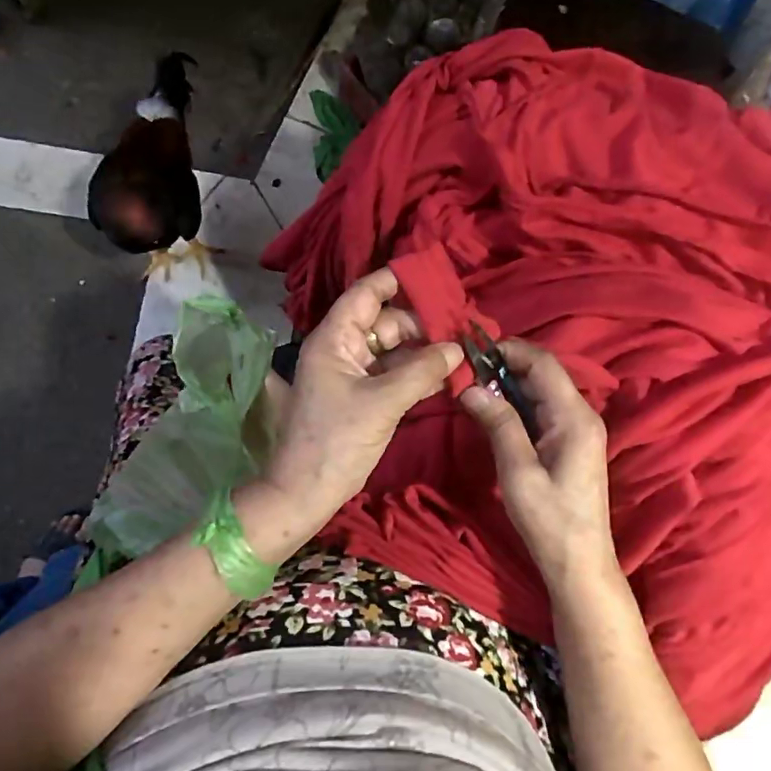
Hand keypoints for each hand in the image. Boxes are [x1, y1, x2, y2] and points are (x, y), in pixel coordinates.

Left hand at [256, 267, 463, 539]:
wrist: (306, 493)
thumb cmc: (335, 442)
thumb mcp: (381, 403)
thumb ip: (421, 372)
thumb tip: (457, 347)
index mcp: (334, 340)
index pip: (365, 295)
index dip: (395, 281)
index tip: (434, 277)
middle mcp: (342, 351)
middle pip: (385, 323)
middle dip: (422, 323)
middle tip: (463, 327)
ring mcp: (352, 376)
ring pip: (393, 351)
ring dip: (424, 351)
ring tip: (463, 350)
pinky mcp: (363, 398)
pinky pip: (394, 375)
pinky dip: (417, 374)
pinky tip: (448, 376)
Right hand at [459, 340, 615, 583]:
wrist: (579, 561)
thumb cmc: (549, 519)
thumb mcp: (518, 471)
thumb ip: (499, 425)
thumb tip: (472, 388)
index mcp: (574, 417)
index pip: (544, 364)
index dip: (511, 350)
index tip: (475, 351)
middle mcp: (582, 416)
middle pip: (545, 374)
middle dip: (507, 365)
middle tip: (469, 371)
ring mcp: (579, 430)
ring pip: (543, 391)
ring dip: (511, 385)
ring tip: (476, 388)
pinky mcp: (572, 443)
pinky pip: (544, 410)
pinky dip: (519, 404)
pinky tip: (496, 411)